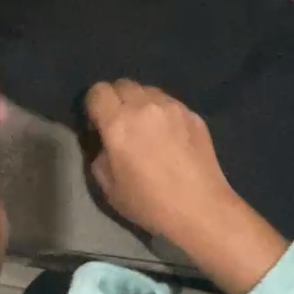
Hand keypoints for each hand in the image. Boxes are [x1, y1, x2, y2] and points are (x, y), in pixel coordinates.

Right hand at [86, 80, 239, 241]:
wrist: (200, 208)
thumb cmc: (150, 203)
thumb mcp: (110, 188)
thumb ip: (100, 158)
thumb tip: (106, 145)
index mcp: (119, 123)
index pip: (97, 91)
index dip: (93, 106)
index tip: (97, 126)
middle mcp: (145, 106)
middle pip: (123, 84)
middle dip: (116, 100)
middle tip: (120, 126)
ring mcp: (173, 107)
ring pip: (148, 90)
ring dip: (140, 104)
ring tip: (146, 130)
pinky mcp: (193, 114)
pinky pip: (170, 104)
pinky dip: (162, 113)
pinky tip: (169, 138)